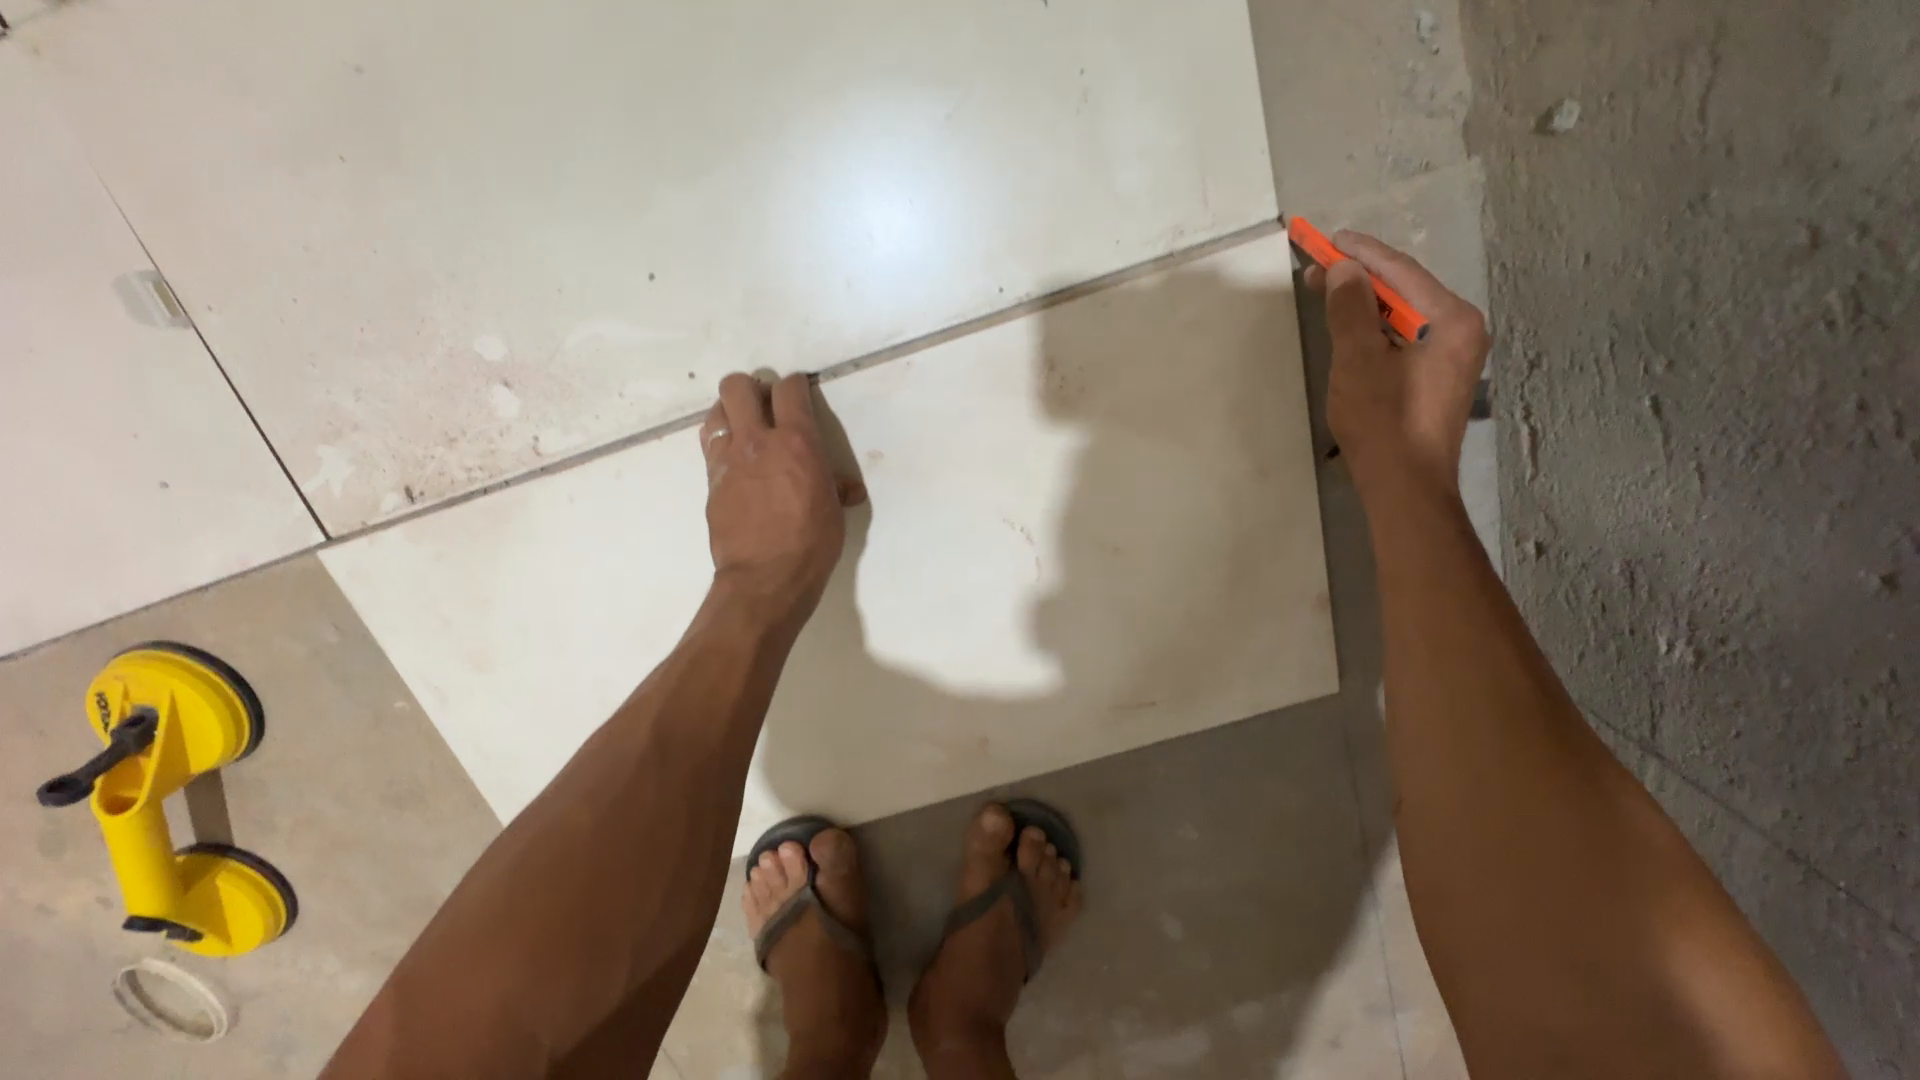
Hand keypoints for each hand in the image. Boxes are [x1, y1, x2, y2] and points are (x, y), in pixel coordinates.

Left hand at [700, 373, 865, 618]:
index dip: (794, 385)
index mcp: (796, 442)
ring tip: (744, 427)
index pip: (789, 390)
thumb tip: (848, 489)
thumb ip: (835, 488)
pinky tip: (735, 461)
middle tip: (764, 405)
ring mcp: (728, 461)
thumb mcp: (833, 512)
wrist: (766, 578)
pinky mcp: (711, 482)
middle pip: (737, 387)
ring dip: (729, 412)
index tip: (798, 391)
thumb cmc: (811, 544)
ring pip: (715, 411)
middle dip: (750, 388)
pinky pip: (710, 446)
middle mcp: (757, 442)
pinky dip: (722, 444)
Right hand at [1308, 231, 1489, 498]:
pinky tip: (1350, 329)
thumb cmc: (1382, 421)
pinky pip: (1404, 340)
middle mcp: (1461, 332)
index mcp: (1451, 320)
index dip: (1362, 253)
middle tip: (1320, 265)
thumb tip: (1345, 270)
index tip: (1329, 238)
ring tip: (1328, 292)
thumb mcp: (1358, 360)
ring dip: (1364, 304)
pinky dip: (1374, 330)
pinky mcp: (1436, 381)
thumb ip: (1351, 309)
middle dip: (1360, 278)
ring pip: (1403, 317)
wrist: (1405, 486)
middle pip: (1405, 291)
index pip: (1401, 272)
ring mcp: (1452, 358)